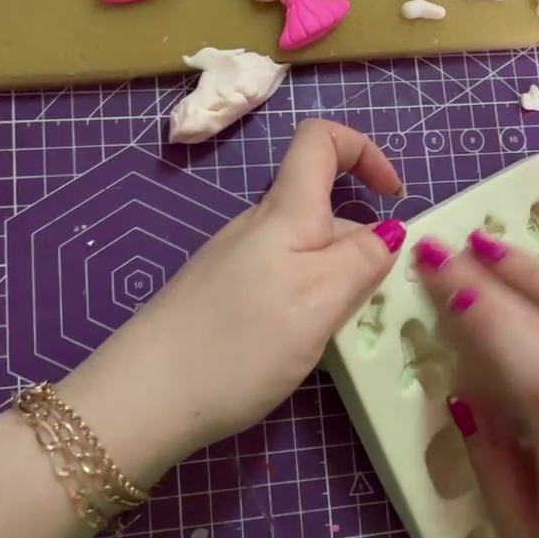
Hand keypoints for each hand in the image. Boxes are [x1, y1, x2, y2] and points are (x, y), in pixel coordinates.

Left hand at [82, 120, 406, 460]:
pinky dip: (306, 303)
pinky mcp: (221, 295)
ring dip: (335, 282)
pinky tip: (298, 348)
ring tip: (336, 338)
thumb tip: (390, 230)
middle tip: (373, 307)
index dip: (364, 151)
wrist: (144, 397)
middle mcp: (257, 226)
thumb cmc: (239, 342)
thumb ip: (361, 260)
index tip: (393, 197)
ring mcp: (235, 262)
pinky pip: (280, 281)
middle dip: (360, 247)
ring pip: (304, 253)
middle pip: (322, 210)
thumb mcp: (319, 300)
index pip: (320, 140)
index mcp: (284, 212)